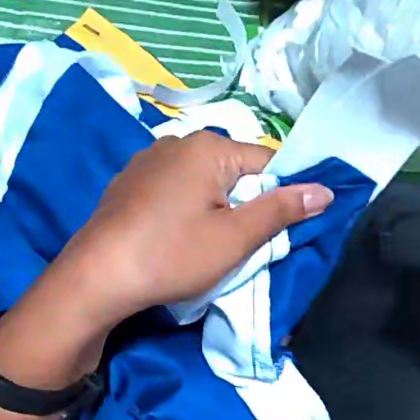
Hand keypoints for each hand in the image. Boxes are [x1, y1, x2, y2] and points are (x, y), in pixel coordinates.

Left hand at [50, 131, 333, 327]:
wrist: (95, 277)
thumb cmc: (170, 255)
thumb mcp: (234, 238)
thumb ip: (280, 210)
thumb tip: (324, 189)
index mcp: (207, 147)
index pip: (267, 161)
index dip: (280, 194)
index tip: (278, 230)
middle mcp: (176, 142)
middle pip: (233, 170)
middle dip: (244, 203)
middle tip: (239, 244)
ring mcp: (147, 160)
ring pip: (201, 180)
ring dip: (213, 207)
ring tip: (204, 245)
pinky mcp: (127, 182)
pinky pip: (172, 188)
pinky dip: (182, 208)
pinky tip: (172, 237)